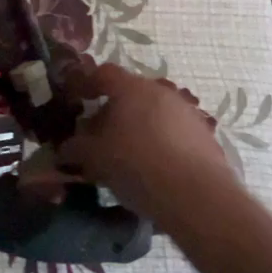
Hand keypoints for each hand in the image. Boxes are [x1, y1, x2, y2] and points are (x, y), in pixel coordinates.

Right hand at [60, 60, 234, 212]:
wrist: (199, 198)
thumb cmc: (138, 166)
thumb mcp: (95, 158)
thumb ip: (76, 148)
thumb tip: (64, 149)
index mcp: (131, 88)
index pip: (103, 74)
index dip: (87, 84)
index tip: (78, 101)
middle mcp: (162, 92)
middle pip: (131, 94)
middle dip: (113, 111)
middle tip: (100, 135)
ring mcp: (188, 113)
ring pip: (155, 113)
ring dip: (139, 128)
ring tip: (128, 155)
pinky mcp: (207, 138)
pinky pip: (175, 133)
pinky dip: (161, 144)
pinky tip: (155, 169)